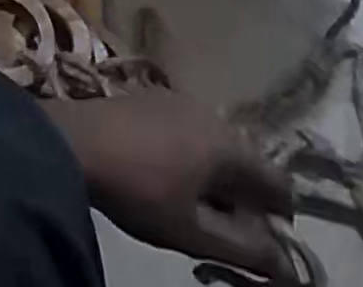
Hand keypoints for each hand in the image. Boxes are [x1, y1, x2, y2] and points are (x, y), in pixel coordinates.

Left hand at [41, 94, 301, 281]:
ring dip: (214, 176)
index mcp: (230, 144)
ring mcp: (180, 100)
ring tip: (186, 203)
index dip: (278, 220)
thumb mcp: (192, 231)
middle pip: (246, 162)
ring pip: (216, 145)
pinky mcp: (153, 97)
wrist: (75, 140)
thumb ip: (245, 248)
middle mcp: (212, 114)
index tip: (257, 244)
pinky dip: (190, 155)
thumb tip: (287, 264)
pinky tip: (162, 173)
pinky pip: (189, 130)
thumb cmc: (138, 189)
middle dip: (242, 198)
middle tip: (215, 228)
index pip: (279, 183)